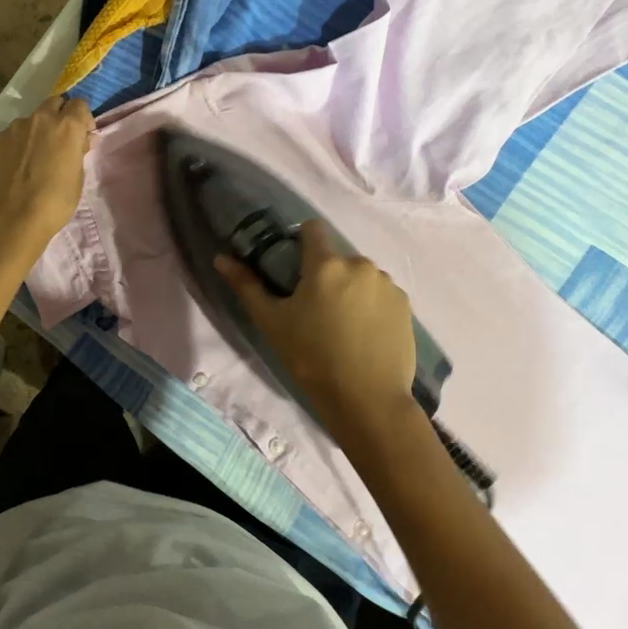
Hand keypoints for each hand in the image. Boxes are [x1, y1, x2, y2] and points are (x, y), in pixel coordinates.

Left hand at [0, 96, 95, 247]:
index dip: (83, 118)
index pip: (80, 104)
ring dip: (38, 129)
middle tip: (61, 139)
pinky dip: (20, 141)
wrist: (15, 216)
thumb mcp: (78, 176)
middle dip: (60, 115)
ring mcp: (16, 127)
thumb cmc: (56, 200)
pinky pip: (14, 133)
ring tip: (36, 154)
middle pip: (55, 102)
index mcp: (67, 125)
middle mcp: (41, 118)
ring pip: (32, 118)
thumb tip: (83, 139)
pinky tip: (19, 162)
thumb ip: (79, 151)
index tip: (83, 135)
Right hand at [214, 223, 419, 438]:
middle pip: (336, 257)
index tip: (292, 265)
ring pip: (360, 276)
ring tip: (340, 323)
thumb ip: (246, 285)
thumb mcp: (271, 321)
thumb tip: (221, 258)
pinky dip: (370, 305)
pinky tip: (362, 333)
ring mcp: (387, 286)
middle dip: (324, 273)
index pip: (312, 228)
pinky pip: (381, 294)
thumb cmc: (311, 357)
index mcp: (326, 264)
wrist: (367, 400)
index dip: (300, 240)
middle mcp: (360, 265)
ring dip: (349, 289)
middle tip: (313, 307)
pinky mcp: (406, 307)